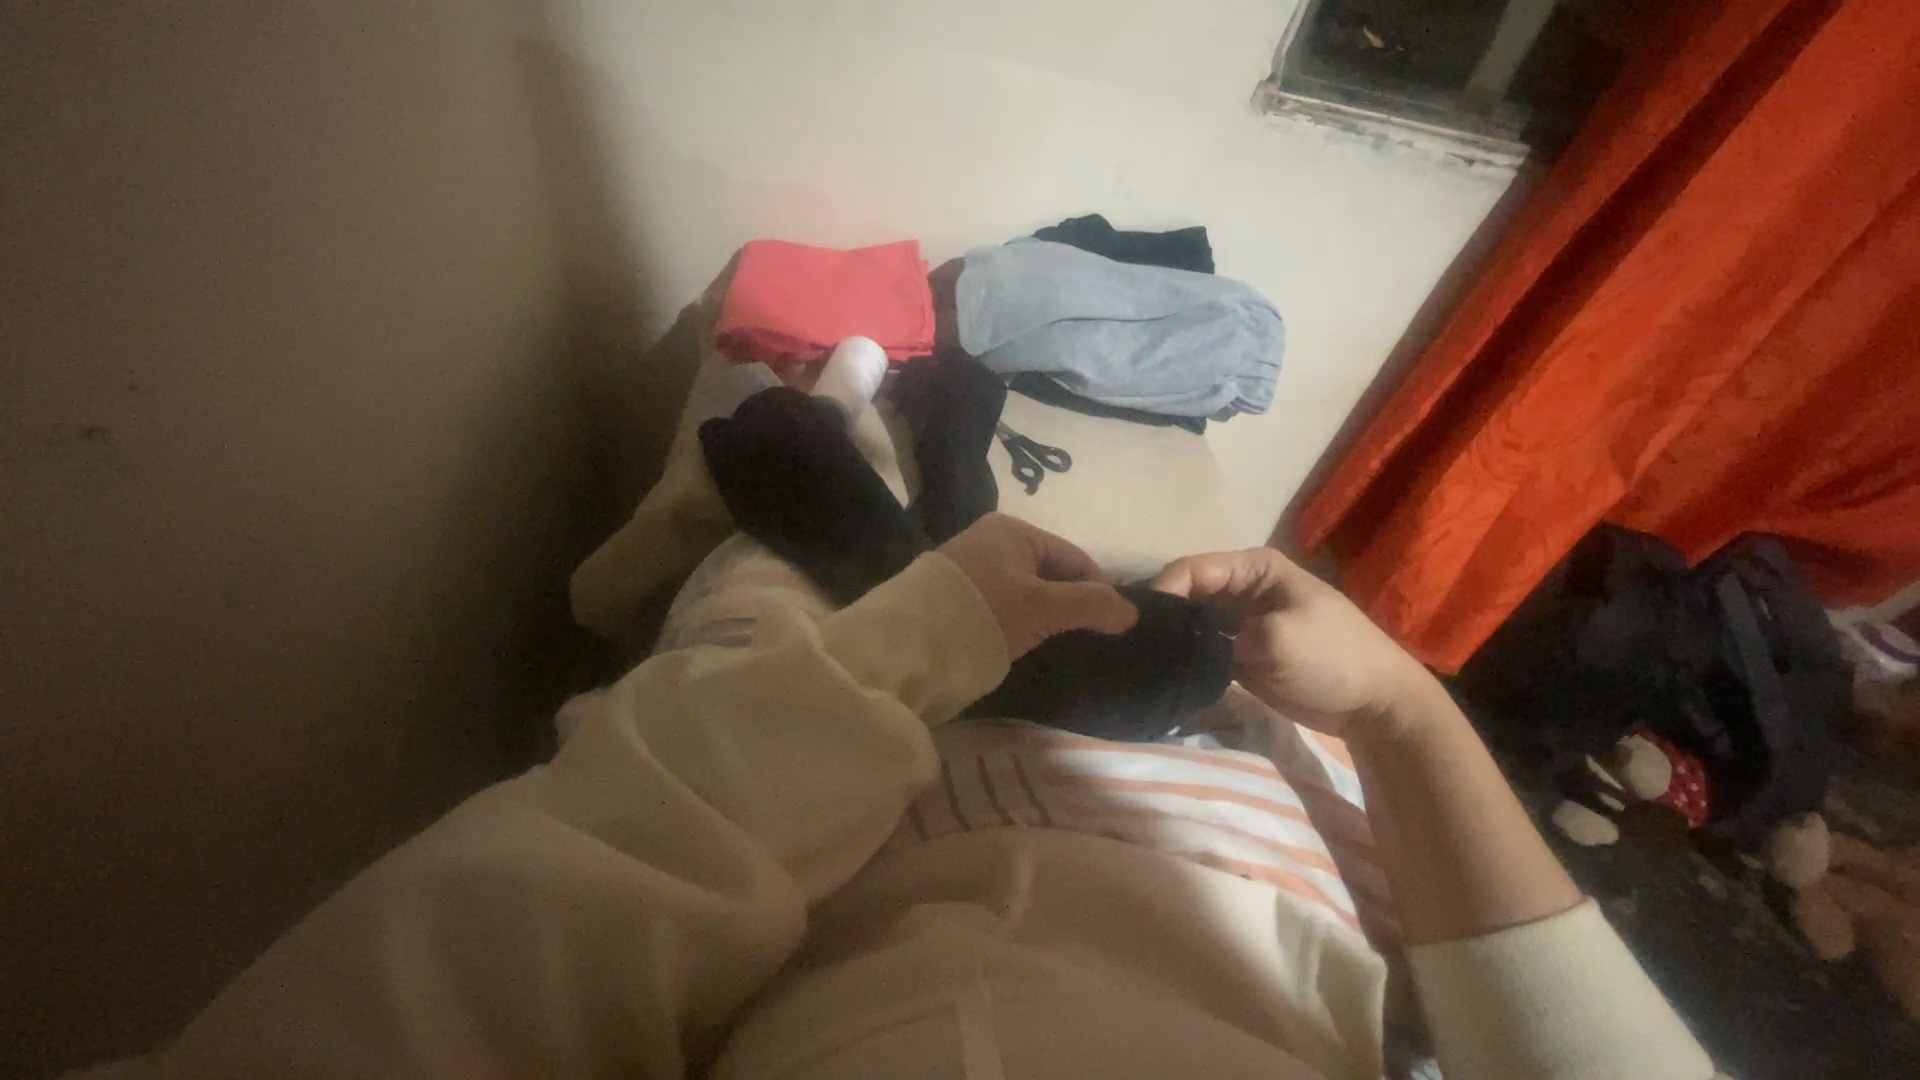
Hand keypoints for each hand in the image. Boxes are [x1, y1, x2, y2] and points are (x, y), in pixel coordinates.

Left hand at [939, 514, 1137, 658]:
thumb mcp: (1044, 607)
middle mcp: (989, 540)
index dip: (1097, 589)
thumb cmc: (986, 612)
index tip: (1110, 625)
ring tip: (1054, 645)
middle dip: (1068, 604)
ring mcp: (969, 568)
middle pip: (1048, 574)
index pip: (1073, 557)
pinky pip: (1000, 605)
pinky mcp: (953, 596)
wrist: (910, 643)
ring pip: (1024, 592)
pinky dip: (1016, 622)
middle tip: (1082, 639)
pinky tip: (1022, 644)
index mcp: (1012, 530)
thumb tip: (1131, 612)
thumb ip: (1091, 605)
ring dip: (1042, 616)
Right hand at [1151, 548, 1439, 740]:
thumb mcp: (1277, 638)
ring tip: (1139, 657)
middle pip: (1184, 593)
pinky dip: (1180, 657)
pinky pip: (1198, 648)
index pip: (1191, 570)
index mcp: (1253, 569)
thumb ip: (1219, 636)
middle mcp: (1240, 588)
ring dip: (1167, 637)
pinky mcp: (1236, 653)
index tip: (1139, 623)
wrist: (1374, 706)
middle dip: (1158, 614)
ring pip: (1187, 622)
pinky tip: (1160, 671)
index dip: (1162, 591)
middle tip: (1129, 640)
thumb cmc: (1333, 658)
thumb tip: (1172, 643)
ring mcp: (1237, 622)